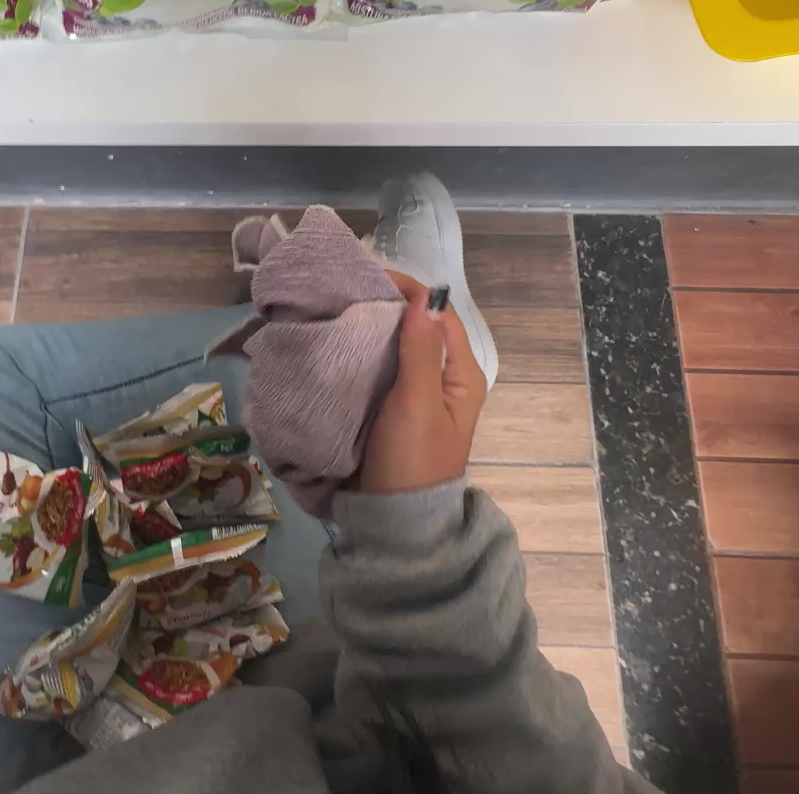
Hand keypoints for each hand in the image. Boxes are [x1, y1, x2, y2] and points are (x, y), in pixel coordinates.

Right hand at [357, 273, 488, 493]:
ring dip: (372, 326)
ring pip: (396, 344)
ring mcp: (415, 391)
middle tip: (344, 290)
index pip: (439, 313)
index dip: (408, 291)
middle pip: (417, 325)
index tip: (367, 277)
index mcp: (461, 374)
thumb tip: (425, 297)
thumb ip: (421, 351)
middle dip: (385, 305)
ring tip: (336, 308)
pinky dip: (363, 350)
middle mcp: (442, 376)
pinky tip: (338, 340)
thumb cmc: (412, 460)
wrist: (393, 522)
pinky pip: (380, 365)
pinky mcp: (390, 404)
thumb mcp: (417, 403)